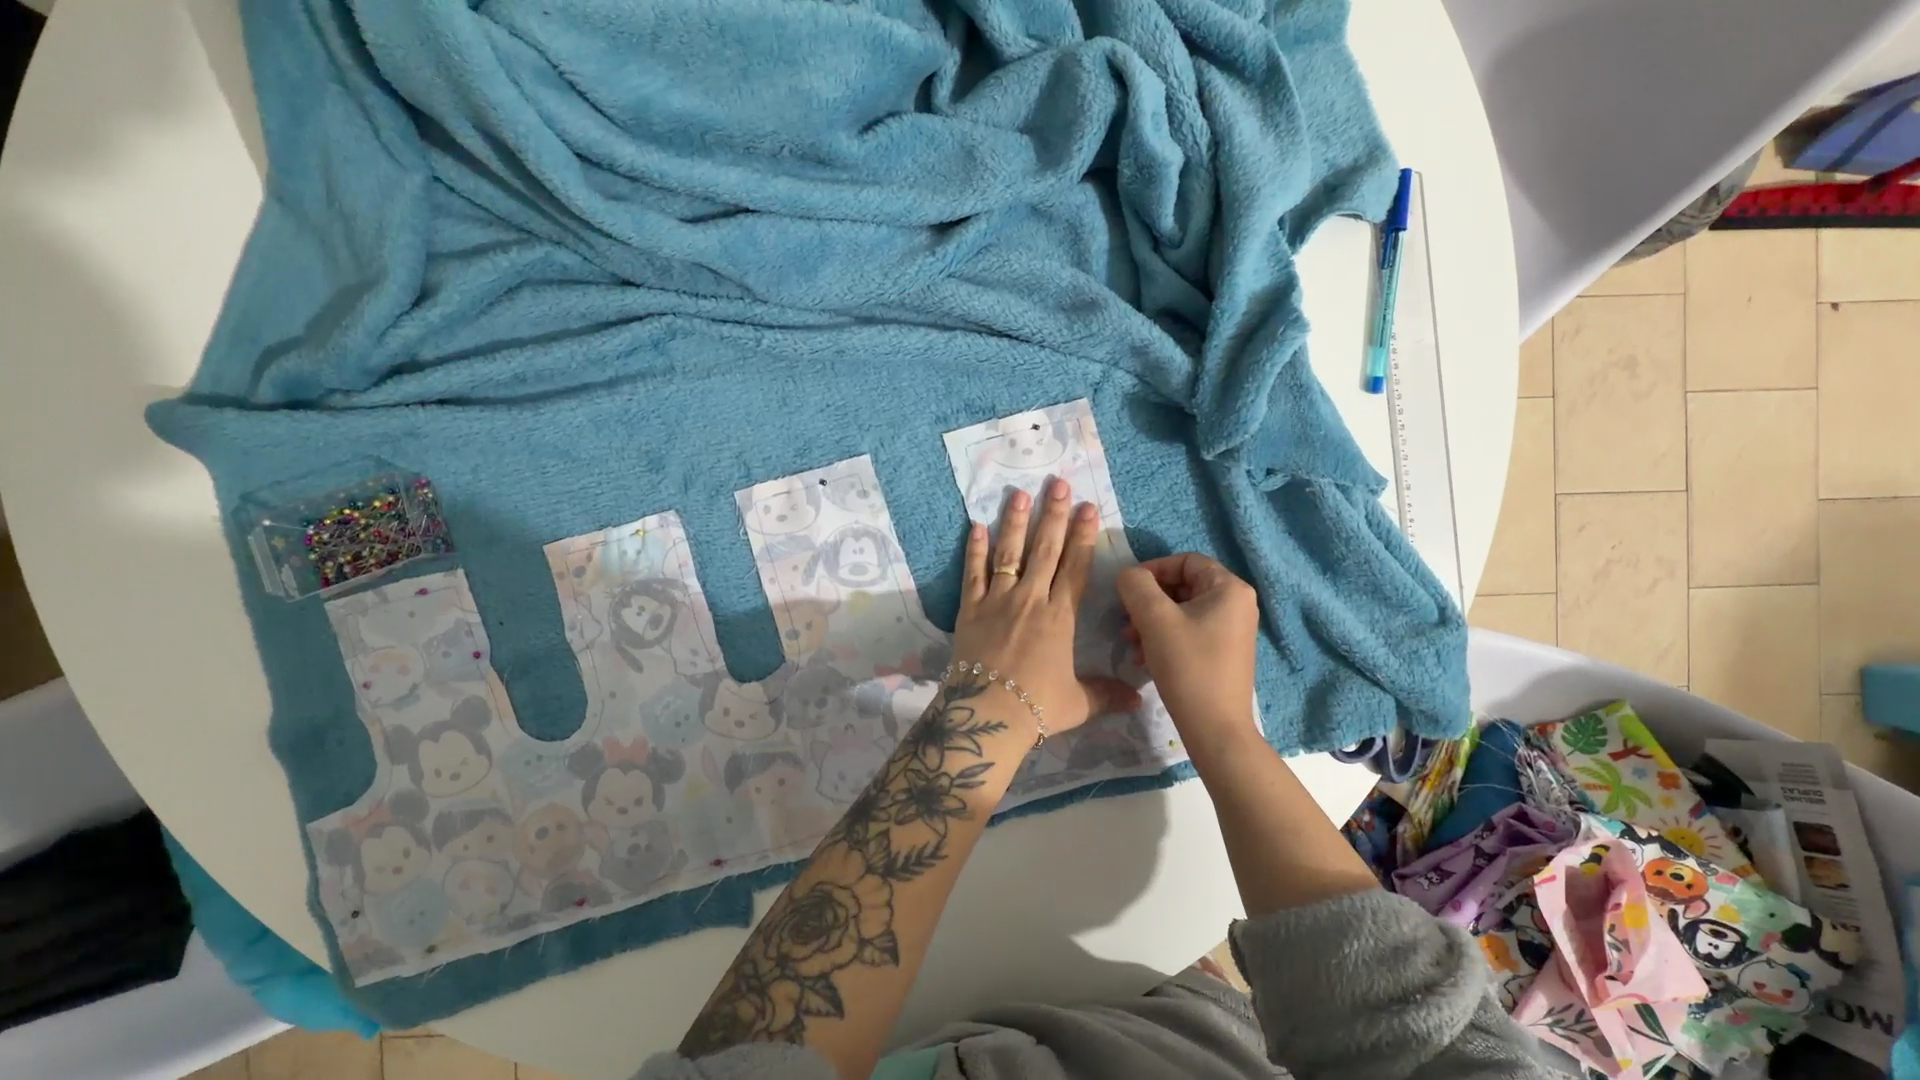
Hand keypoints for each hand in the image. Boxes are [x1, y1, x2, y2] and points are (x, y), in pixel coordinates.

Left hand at [951, 479, 1141, 736]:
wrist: (987, 714)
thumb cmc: (1037, 707)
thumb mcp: (1080, 703)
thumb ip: (1108, 694)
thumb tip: (1140, 698)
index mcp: (1060, 617)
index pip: (1075, 567)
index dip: (1083, 536)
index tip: (1087, 507)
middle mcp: (1031, 599)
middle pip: (1044, 549)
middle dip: (1053, 514)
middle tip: (1057, 483)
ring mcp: (997, 601)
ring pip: (1008, 552)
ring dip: (1015, 521)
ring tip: (1020, 493)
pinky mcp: (969, 610)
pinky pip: (973, 573)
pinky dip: (974, 549)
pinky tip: (976, 526)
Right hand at [1115, 554, 1259, 744]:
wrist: (1215, 727)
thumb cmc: (1188, 666)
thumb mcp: (1155, 619)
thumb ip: (1136, 586)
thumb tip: (1129, 575)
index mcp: (1230, 588)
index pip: (1185, 561)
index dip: (1152, 570)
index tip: (1127, 590)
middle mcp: (1237, 604)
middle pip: (1183, 586)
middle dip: (1149, 601)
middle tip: (1126, 621)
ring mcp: (1233, 630)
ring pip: (1183, 611)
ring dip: (1152, 621)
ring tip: (1131, 642)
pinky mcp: (1224, 653)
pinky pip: (1190, 632)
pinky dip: (1165, 638)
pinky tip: (1145, 658)